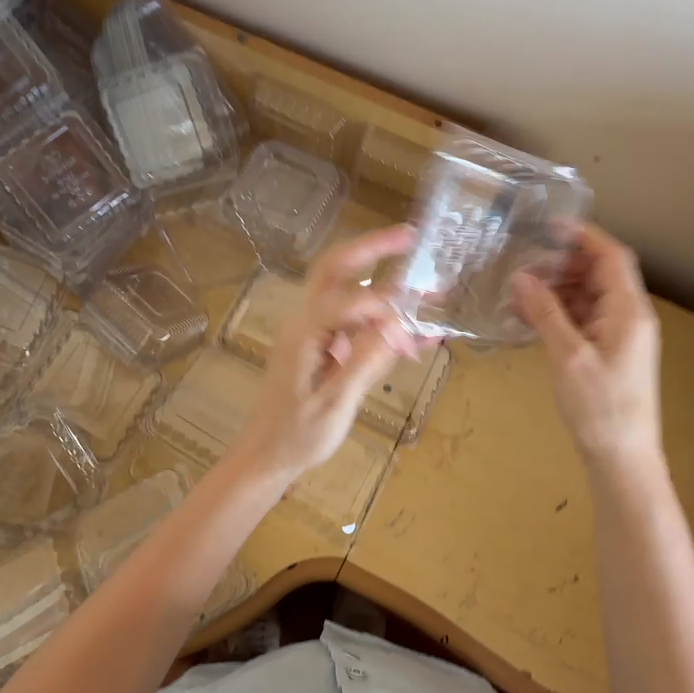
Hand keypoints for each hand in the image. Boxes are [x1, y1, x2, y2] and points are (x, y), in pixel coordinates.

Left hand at [232, 226, 424, 483]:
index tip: (410, 335)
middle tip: (410, 236)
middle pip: (335, 269)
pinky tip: (413, 332)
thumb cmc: (296, 436)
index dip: (384, 310)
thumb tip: (396, 325)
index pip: (347, 300)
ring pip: (347, 292)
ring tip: (427, 285)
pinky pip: (352, 322)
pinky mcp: (320, 347)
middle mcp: (304, 323)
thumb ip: (364, 362)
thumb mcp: (334, 404)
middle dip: (372, 249)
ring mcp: (311, 333)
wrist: (266, 456)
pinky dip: (381, 320)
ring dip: (383, 283)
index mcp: (303, 334)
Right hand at [510, 223, 663, 469]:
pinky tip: (530, 318)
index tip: (549, 225)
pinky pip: (583, 320)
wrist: (622, 456)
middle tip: (524, 260)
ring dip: (557, 290)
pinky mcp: (608, 354)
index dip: (583, 236)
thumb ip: (546, 313)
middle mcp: (629, 317)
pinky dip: (558, 313)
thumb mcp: (567, 357)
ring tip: (519, 290)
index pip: (611, 257)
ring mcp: (619, 337)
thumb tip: (523, 277)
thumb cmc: (599, 407)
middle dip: (563, 263)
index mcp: (628, 311)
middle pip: (599, 274)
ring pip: (588, 298)